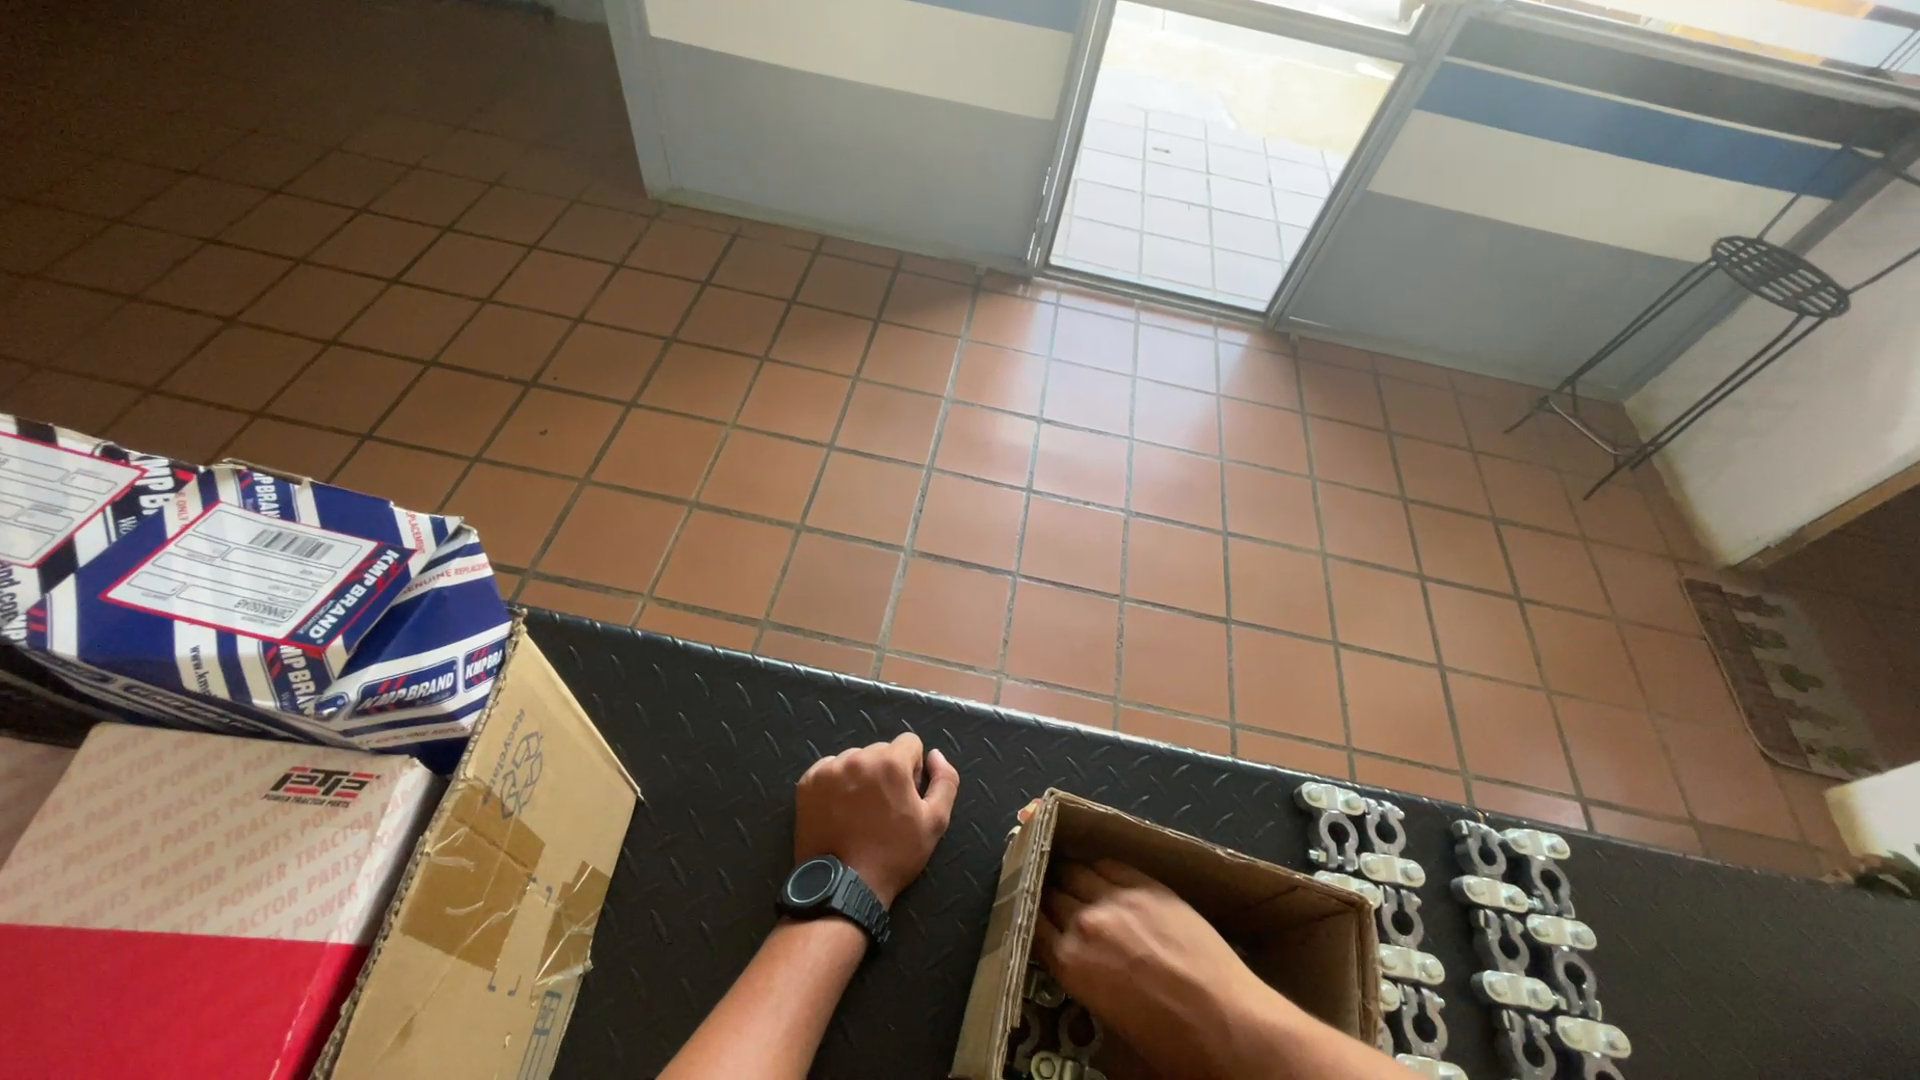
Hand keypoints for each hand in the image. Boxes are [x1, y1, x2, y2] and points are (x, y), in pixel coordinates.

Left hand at [793, 733, 958, 907]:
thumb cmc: (894, 854)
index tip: (906, 795)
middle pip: (881, 750)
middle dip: (886, 771)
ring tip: (859, 811)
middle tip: (883, 807)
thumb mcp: (935, 822)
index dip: (913, 768)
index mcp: (890, 762)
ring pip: (855, 759)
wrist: (844, 885)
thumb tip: (935, 755)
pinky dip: (836, 783)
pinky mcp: (807, 782)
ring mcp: (828, 769)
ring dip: (861, 775)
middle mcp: (857, 758)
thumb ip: (945, 780)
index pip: (910, 743)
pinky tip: (839, 810)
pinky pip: (829, 770)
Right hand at [1035, 860, 1288, 1079]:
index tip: (1033, 912)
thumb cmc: (1167, 1039)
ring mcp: (1116, 899)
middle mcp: (1084, 923)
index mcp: (1068, 963)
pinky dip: (1098, 866)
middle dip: (1049, 895)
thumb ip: (1080, 976)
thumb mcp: (1106, 1017)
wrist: (1226, 1022)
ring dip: (1070, 875)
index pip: (1033, 924)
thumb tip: (1071, 957)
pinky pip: (1110, 864)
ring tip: (1071, 877)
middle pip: (1052, 894)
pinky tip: (1098, 870)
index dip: (1032, 916)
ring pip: (1077, 871)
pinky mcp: (1146, 885)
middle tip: (1051, 895)